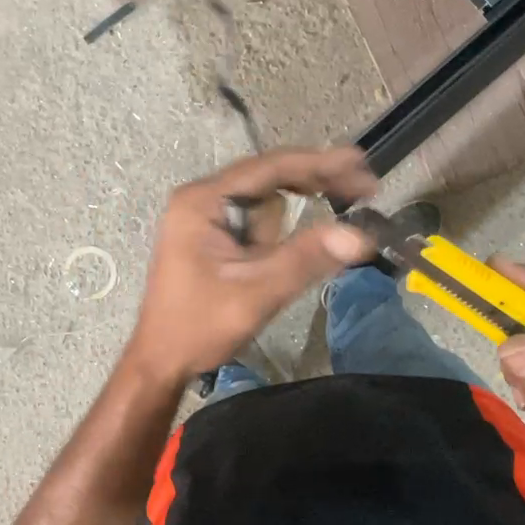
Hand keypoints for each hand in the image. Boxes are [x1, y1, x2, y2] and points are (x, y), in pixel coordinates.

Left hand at [124, 147, 378, 384]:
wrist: (160, 360)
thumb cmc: (199, 327)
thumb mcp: (257, 293)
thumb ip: (307, 259)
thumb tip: (361, 235)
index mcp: (202, 201)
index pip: (270, 168)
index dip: (321, 164)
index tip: (362, 167)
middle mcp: (199, 198)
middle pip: (268, 177)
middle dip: (315, 183)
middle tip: (365, 191)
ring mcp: (202, 215)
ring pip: (264, 200)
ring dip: (291, 217)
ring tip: (296, 250)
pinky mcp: (208, 235)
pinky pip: (253, 220)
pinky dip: (278, 230)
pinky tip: (289, 250)